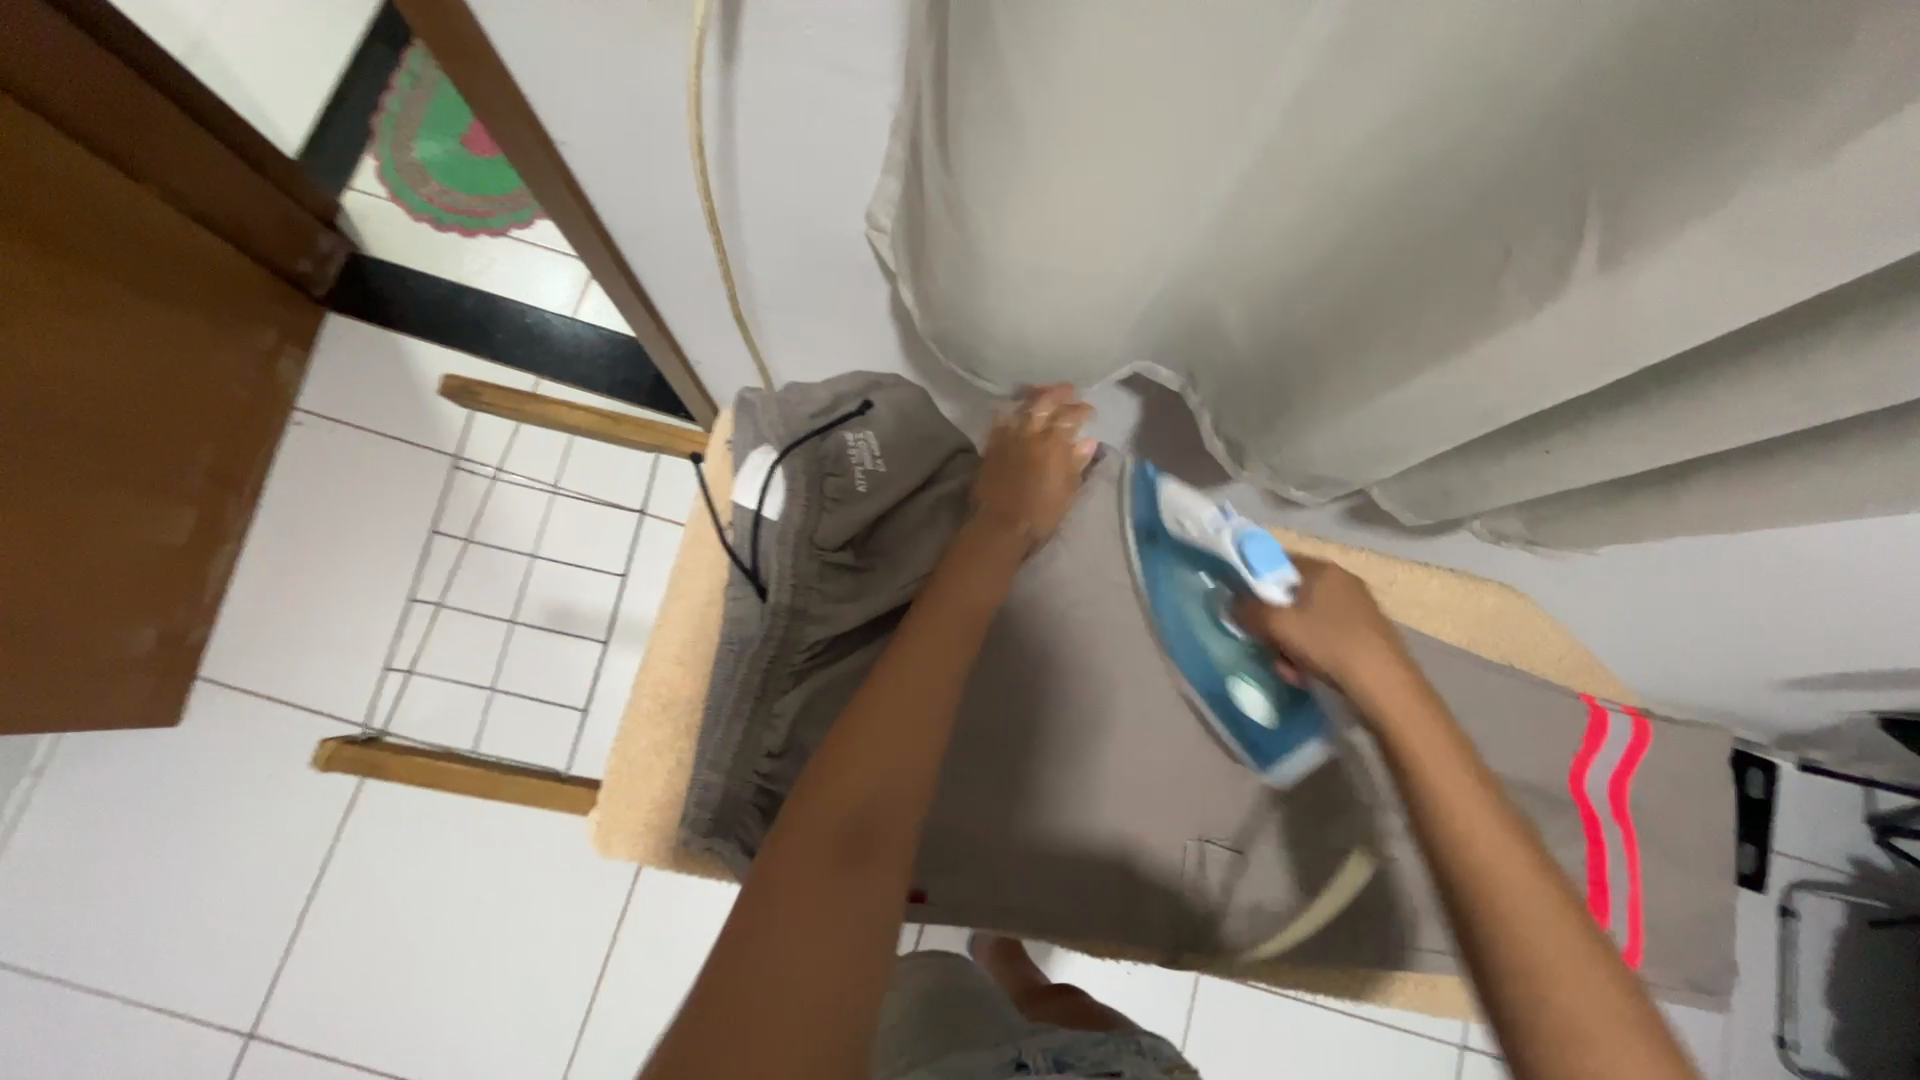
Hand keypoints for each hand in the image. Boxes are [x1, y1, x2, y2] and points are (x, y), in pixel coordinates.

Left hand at [971, 384, 1097, 547]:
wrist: (1000, 524)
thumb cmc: (1041, 512)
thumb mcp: (1068, 490)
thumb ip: (1077, 461)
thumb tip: (1087, 440)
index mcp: (1054, 443)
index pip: (1071, 415)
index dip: (1082, 410)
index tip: (1090, 412)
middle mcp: (1030, 432)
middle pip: (1044, 402)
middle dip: (1058, 393)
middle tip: (1068, 390)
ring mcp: (1008, 436)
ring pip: (1021, 406)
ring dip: (1034, 397)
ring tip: (1043, 394)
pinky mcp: (992, 445)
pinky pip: (1001, 420)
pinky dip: (1011, 411)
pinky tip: (1016, 410)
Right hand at [1231, 557, 1413, 696]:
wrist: (1384, 687)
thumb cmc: (1328, 644)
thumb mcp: (1276, 625)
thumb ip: (1246, 609)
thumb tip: (1230, 603)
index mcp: (1322, 569)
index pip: (1276, 561)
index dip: (1253, 581)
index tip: (1242, 605)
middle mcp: (1343, 582)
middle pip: (1289, 595)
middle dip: (1273, 623)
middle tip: (1266, 644)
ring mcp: (1358, 608)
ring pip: (1305, 620)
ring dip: (1289, 644)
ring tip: (1289, 668)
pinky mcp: (1366, 634)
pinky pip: (1324, 637)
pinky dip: (1311, 654)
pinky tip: (1307, 675)